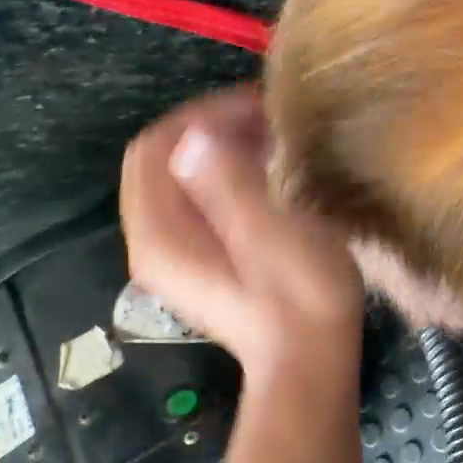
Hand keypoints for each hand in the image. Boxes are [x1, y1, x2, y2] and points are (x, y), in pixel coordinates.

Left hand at [119, 85, 364, 383]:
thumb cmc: (300, 295)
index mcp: (162, 233)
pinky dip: (227, 172)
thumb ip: (229, 185)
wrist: (309, 358)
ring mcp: (174, 251)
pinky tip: (269, 172)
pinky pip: (197, 197)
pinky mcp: (200, 258)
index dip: (203, 115)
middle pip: (161, 159)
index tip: (261, 104)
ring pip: (179, 176)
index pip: (154, 148)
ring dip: (221, 146)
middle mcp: (153, 239)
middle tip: (272, 115)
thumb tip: (197, 136)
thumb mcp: (272, 235)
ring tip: (276, 136)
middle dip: (211, 125)